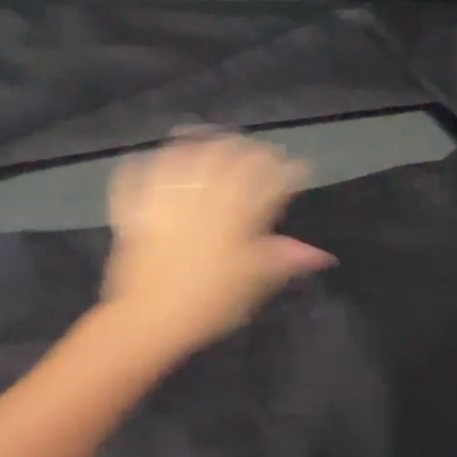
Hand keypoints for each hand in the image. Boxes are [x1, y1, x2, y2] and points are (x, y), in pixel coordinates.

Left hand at [100, 133, 333, 358]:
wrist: (151, 319)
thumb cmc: (210, 303)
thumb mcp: (255, 282)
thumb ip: (285, 259)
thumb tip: (322, 255)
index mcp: (236, 213)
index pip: (268, 177)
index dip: (286, 168)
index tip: (296, 168)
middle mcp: (203, 196)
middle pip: (226, 154)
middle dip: (244, 146)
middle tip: (254, 150)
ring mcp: (166, 199)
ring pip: (182, 156)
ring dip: (196, 143)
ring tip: (204, 137)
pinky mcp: (136, 210)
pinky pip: (135, 178)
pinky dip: (143, 165)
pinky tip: (150, 160)